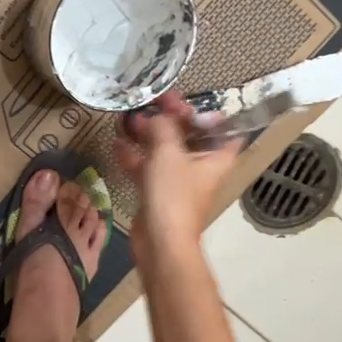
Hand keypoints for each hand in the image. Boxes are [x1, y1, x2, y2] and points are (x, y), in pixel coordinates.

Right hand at [113, 91, 241, 262]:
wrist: (159, 241)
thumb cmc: (173, 195)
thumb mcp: (168, 152)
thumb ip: (162, 127)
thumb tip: (154, 116)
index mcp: (217, 156)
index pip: (223, 127)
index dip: (208, 111)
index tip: (188, 100)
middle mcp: (201, 167)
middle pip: (189, 135)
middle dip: (170, 118)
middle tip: (154, 100)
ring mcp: (178, 181)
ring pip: (165, 150)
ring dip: (149, 134)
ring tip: (131, 116)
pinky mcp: (157, 193)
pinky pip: (147, 168)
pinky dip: (135, 156)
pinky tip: (118, 142)